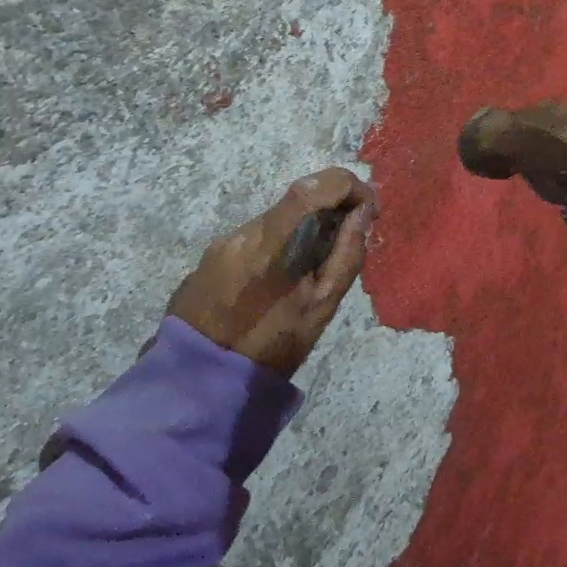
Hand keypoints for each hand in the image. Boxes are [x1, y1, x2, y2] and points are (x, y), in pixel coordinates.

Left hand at [166, 168, 375, 377]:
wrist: (197, 381)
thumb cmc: (270, 348)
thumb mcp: (321, 307)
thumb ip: (346, 254)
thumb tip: (363, 213)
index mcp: (270, 245)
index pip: (312, 188)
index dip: (348, 185)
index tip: (369, 205)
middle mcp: (243, 233)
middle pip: (297, 199)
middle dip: (332, 206)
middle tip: (353, 231)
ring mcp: (224, 243)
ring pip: (278, 218)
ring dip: (306, 226)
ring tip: (318, 262)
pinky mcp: (213, 255)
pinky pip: (259, 235)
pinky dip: (282, 241)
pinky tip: (284, 275)